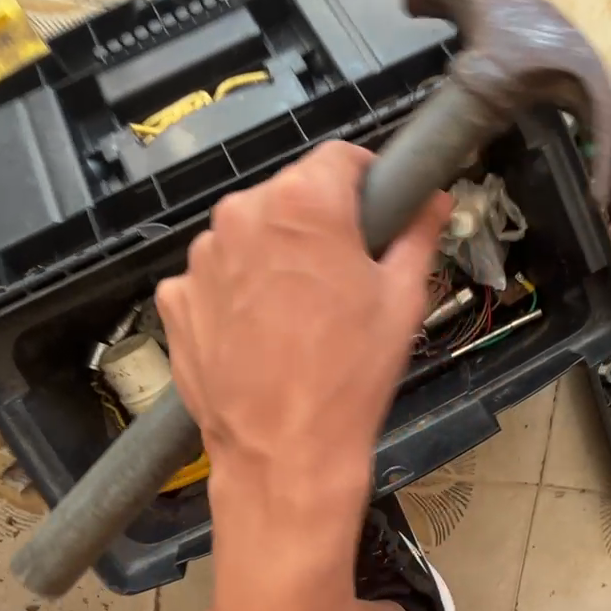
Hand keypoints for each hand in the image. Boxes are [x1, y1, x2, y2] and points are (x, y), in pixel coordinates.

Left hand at [156, 141, 450, 512]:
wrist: (284, 453)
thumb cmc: (352, 375)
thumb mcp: (401, 301)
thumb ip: (418, 235)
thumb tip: (434, 200)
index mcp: (304, 204)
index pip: (339, 158)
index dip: (366, 180)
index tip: (376, 212)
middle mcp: (242, 214)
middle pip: (289, 195)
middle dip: (318, 223)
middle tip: (342, 276)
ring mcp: (200, 258)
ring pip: (250, 235)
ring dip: (274, 256)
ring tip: (297, 315)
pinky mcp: (175, 299)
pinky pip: (215, 277)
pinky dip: (236, 292)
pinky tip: (258, 335)